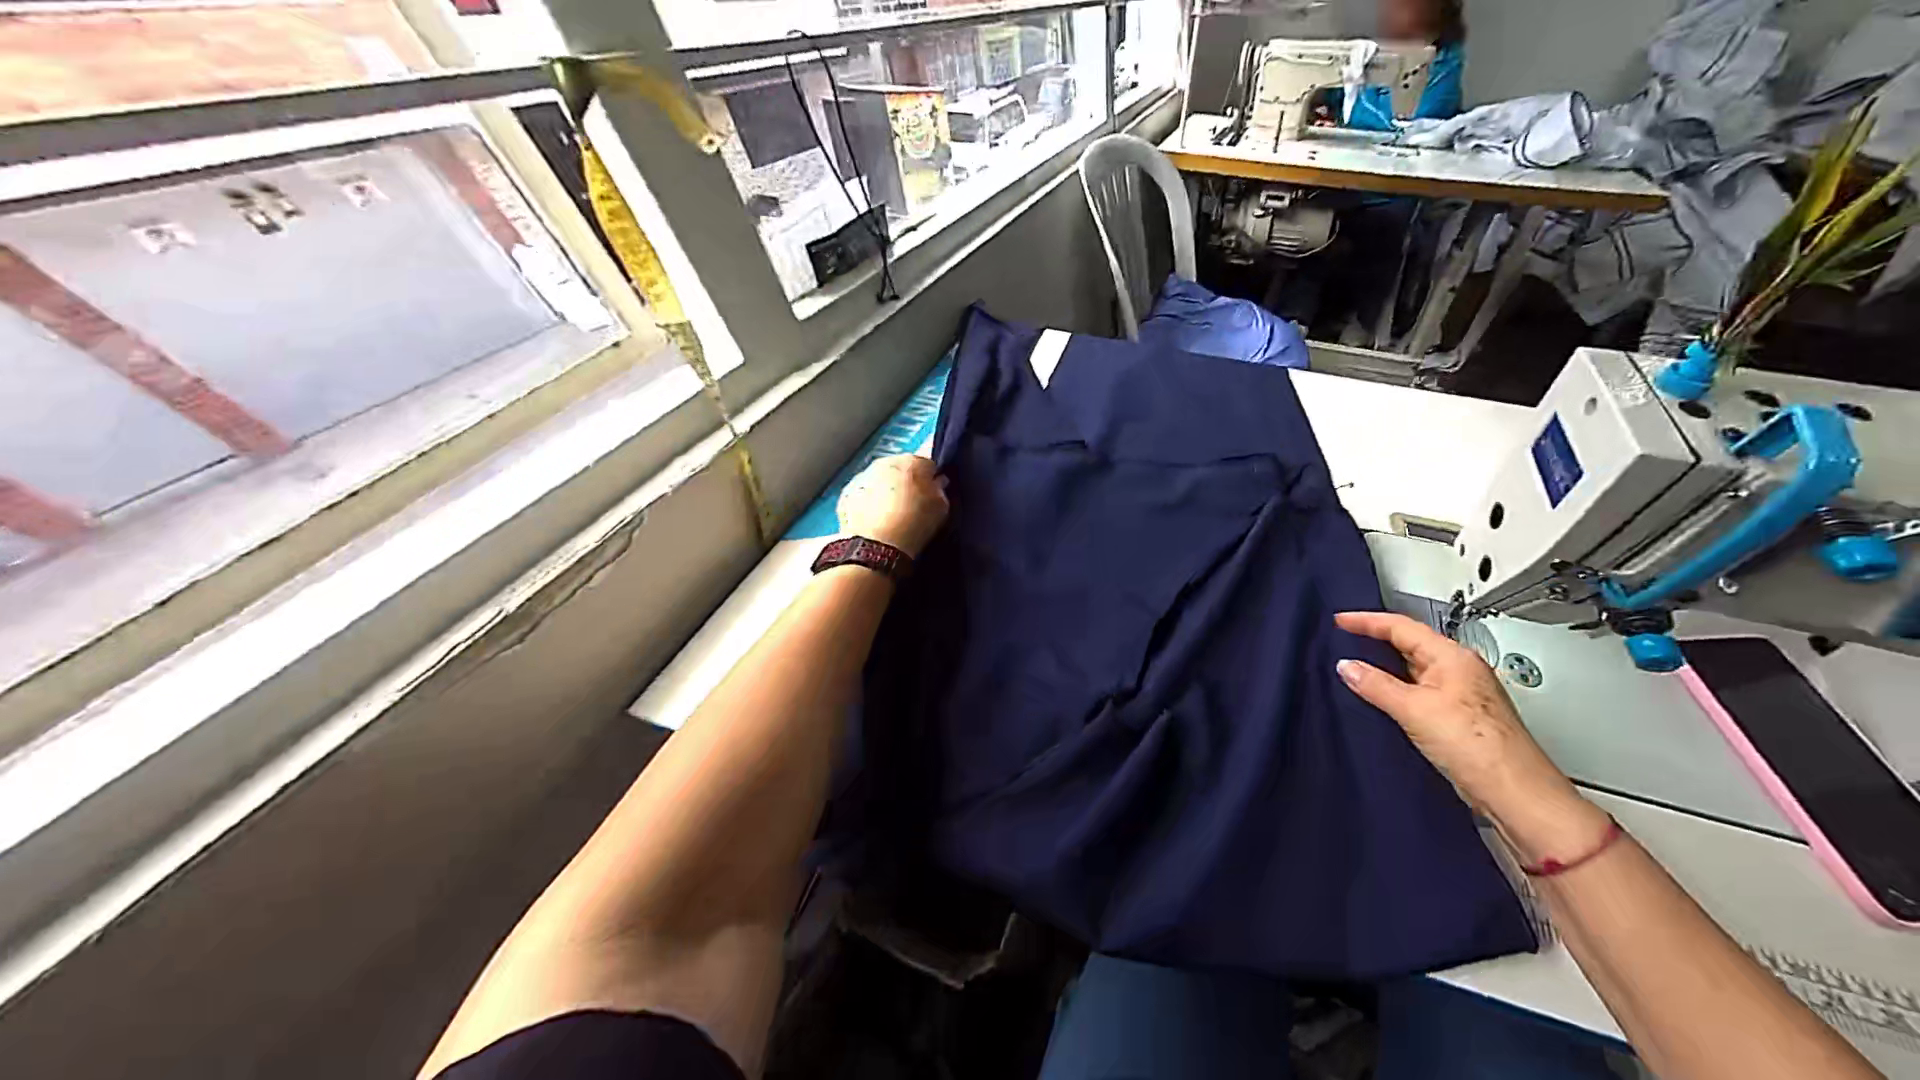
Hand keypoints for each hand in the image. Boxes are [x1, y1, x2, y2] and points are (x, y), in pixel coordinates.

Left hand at [838, 455, 949, 558]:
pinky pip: (861, 496)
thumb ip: (940, 490)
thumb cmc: (916, 524)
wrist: (877, 546)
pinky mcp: (845, 496)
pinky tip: (872, 522)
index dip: (931, 481)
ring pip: (878, 481)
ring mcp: (861, 478)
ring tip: (889, 516)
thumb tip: (937, 483)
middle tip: (910, 507)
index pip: (927, 465)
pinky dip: (866, 504)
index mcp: (911, 461)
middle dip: (905, 483)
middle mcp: (884, 462)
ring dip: (884, 492)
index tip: (931, 496)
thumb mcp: (941, 509)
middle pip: (899, 469)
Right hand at [1334, 611, 1613, 865]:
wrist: (1513, 792)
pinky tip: (1381, 699)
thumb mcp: (1414, 709)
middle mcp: (1459, 671)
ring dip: (1383, 665)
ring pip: (1413, 668)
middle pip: (1409, 642)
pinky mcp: (1456, 717)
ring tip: (1355, 666)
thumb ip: (1375, 684)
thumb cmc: (1482, 748)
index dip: (1366, 620)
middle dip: (1374, 638)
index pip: (1401, 626)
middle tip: (1345, 637)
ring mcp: (1459, 694)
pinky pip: (1417, 691)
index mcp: (1453, 657)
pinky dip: (1394, 687)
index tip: (1341, 620)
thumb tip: (1347, 666)